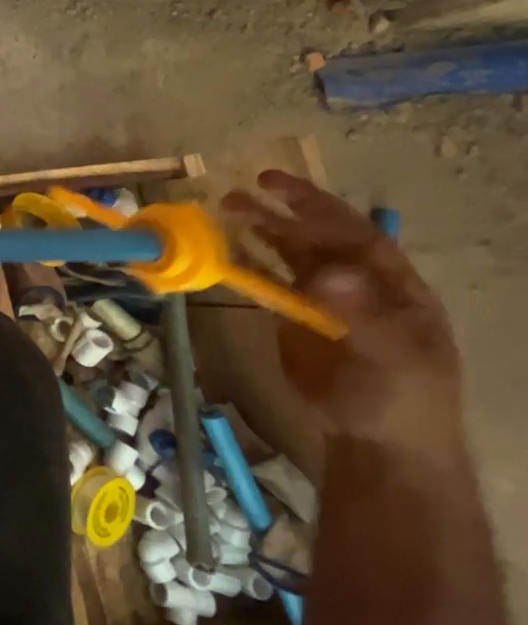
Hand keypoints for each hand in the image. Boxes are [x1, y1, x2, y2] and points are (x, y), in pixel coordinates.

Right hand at [223, 170, 463, 447]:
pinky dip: (247, 261)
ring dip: (262, 228)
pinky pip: (269, 280)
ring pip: (291, 253)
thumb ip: (361, 313)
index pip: (355, 235)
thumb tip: (326, 272)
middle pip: (319, 237)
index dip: (318, 207)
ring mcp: (324, 299)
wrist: (376, 440)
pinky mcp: (294, 316)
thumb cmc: (399, 398)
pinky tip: (225, 247)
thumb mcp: (392, 357)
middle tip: (245, 186)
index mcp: (394, 287)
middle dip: (285, 210)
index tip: (277, 185)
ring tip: (227, 204)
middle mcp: (358, 284)